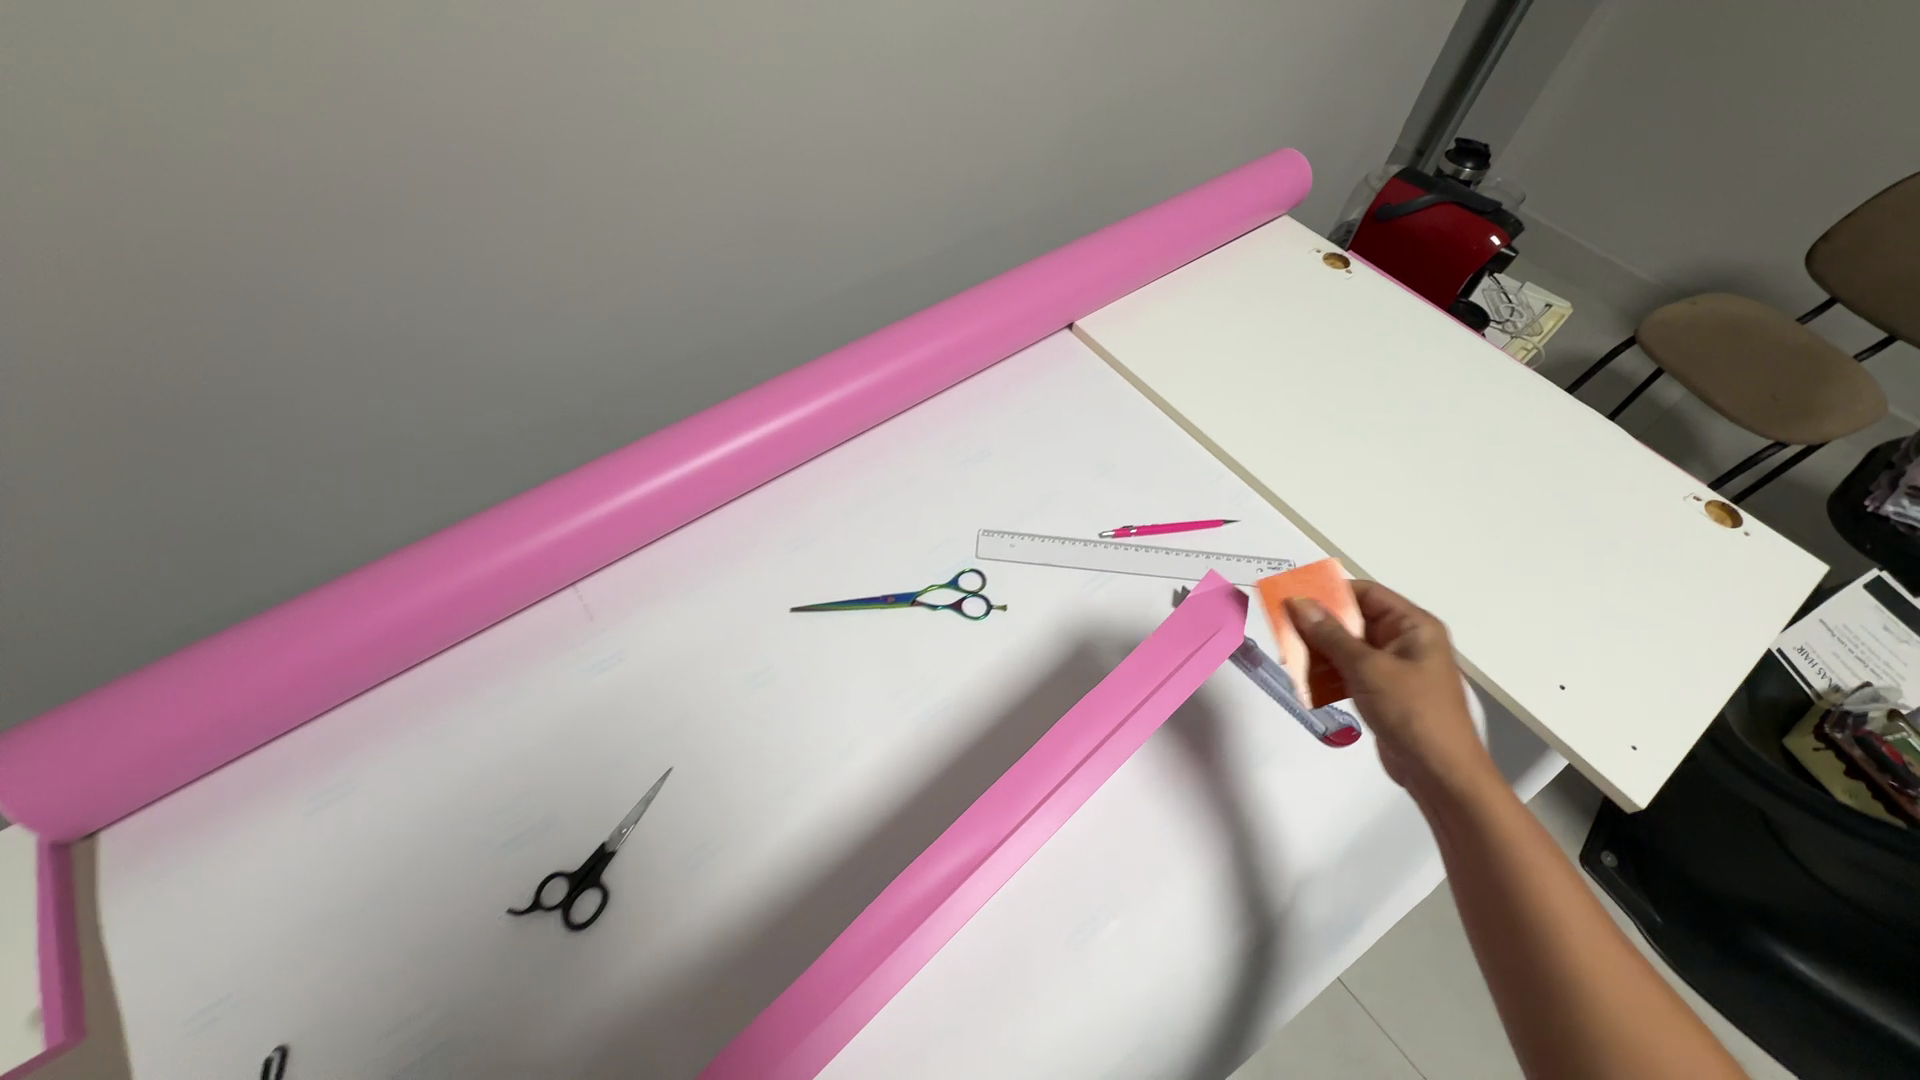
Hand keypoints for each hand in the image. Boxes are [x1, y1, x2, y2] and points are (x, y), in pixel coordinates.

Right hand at [1284, 582, 1495, 799]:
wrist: (1440, 772)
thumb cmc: (1411, 711)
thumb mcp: (1367, 668)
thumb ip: (1330, 635)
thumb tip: (1299, 603)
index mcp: (1413, 626)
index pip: (1366, 594)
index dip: (1330, 592)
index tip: (1293, 597)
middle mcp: (1405, 641)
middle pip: (1354, 620)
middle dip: (1318, 625)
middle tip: (1282, 628)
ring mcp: (1394, 668)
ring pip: (1347, 648)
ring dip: (1319, 652)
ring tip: (1289, 658)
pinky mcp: (1383, 692)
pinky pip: (1349, 672)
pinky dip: (1328, 674)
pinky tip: (1306, 682)